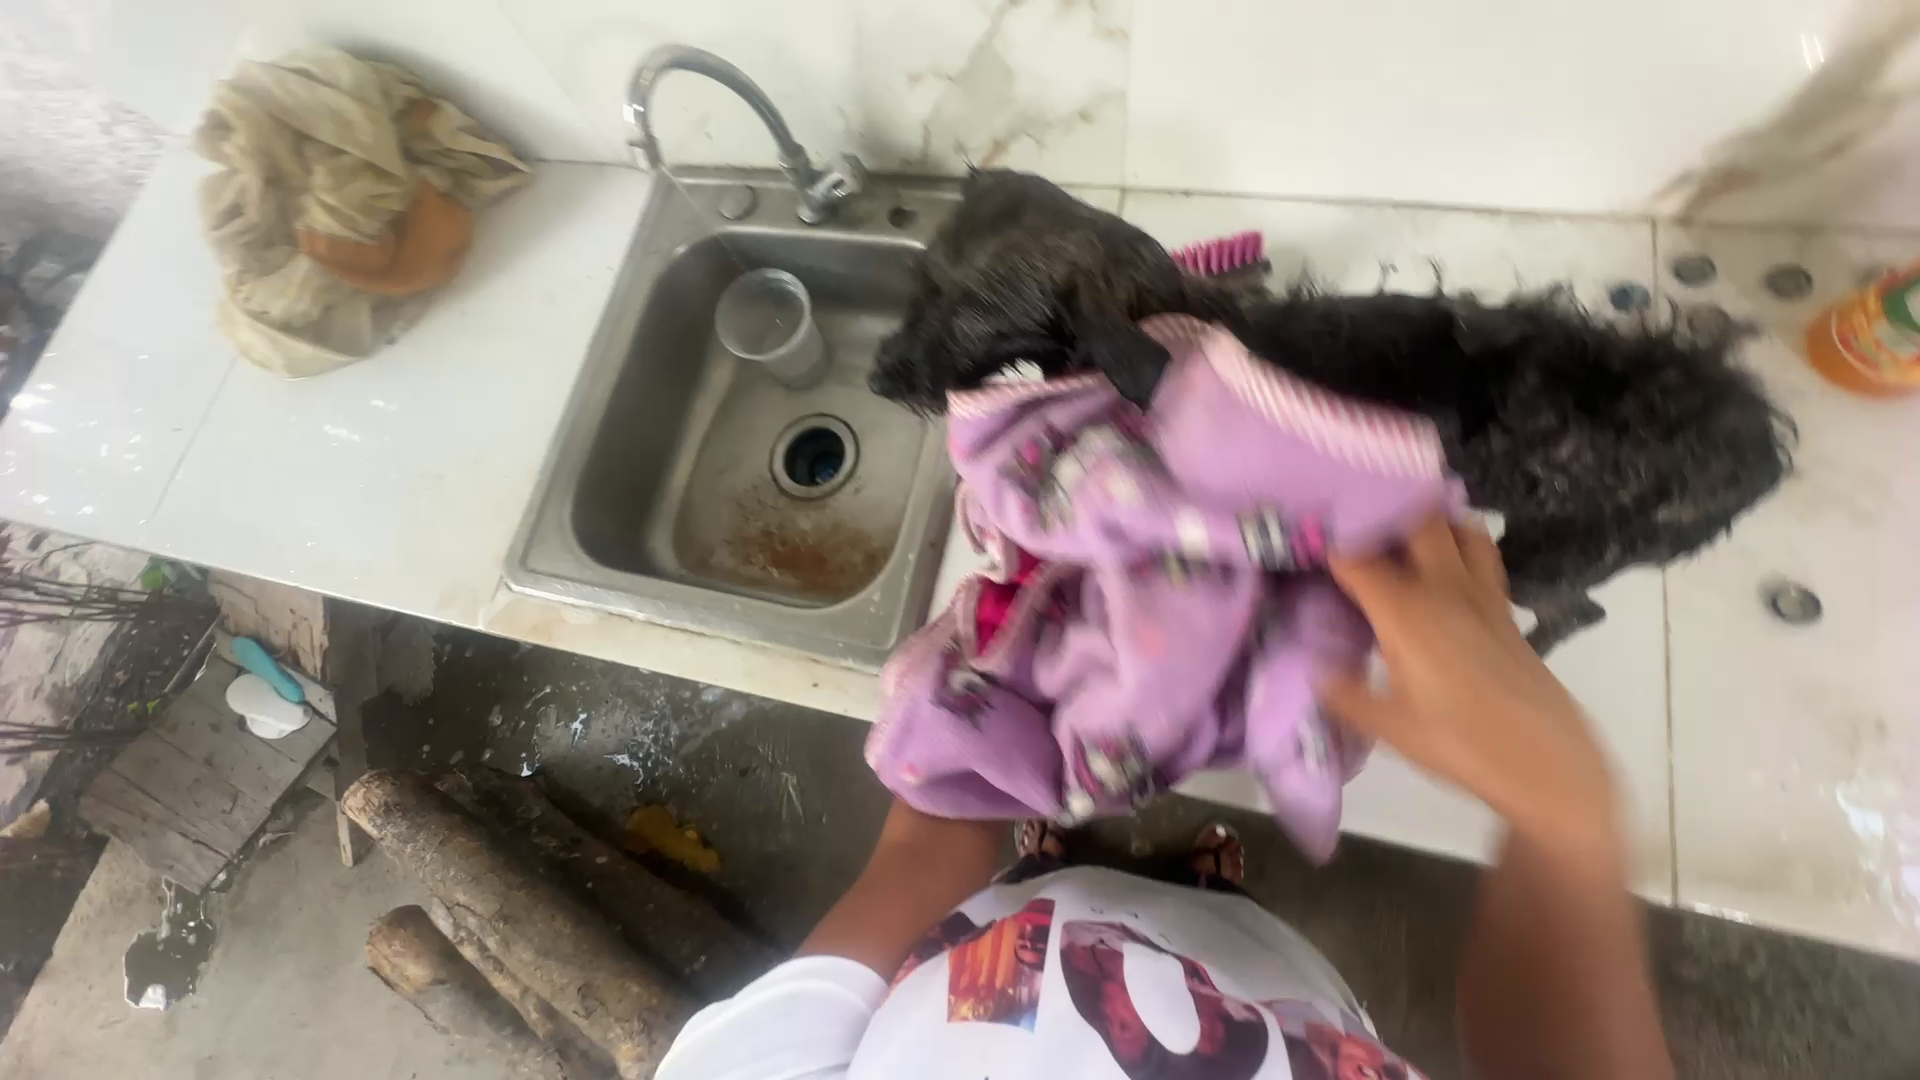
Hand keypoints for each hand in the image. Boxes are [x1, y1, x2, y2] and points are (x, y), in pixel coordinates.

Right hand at [1318, 517, 1619, 859]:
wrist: (1552, 768)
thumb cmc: (1462, 744)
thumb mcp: (1385, 725)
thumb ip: (1341, 690)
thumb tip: (1312, 667)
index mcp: (1405, 612)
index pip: (1353, 555)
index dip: (1321, 539)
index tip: (1295, 534)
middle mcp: (1444, 588)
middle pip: (1414, 520)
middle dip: (1379, 509)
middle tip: (1343, 519)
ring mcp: (1481, 595)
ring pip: (1457, 527)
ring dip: (1426, 520)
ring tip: (1392, 530)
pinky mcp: (1504, 609)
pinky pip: (1479, 554)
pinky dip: (1455, 543)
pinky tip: (1435, 565)